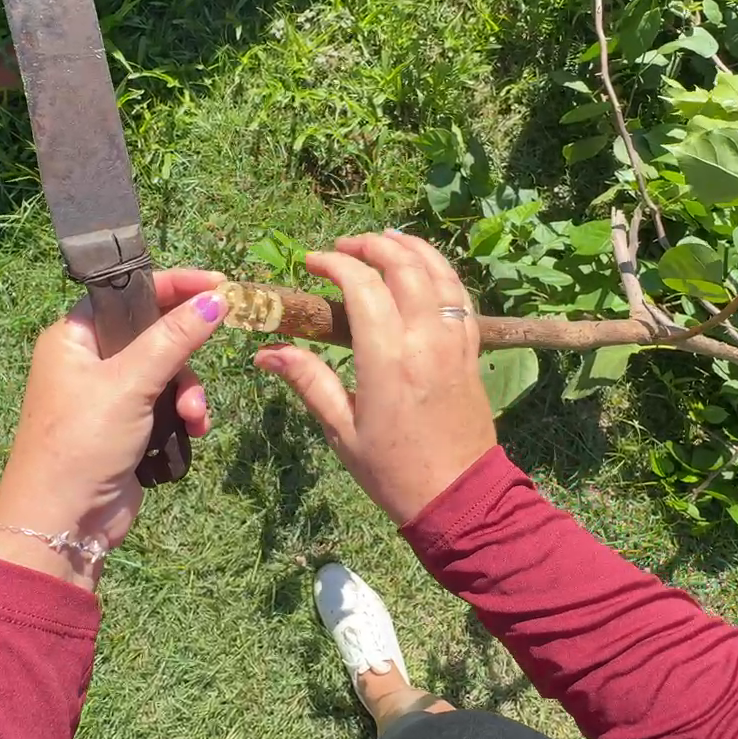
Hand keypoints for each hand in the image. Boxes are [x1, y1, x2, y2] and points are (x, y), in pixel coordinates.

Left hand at [0, 269, 227, 589]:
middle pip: (156, 333)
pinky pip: (168, 402)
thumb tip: (217, 298)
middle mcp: (90, 358)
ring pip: (168, 371)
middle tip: (216, 353)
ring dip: (188, 393)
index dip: (175, 285)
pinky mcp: (128, 424)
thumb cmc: (83, 442)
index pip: (130, 293)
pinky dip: (184, 413)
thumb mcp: (131, 383)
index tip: (219, 284)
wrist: (60, 526)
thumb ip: (175, 337)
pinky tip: (193, 432)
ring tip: (194, 419)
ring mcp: (109, 393)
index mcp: (75, 336)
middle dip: (186, 356)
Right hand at [252, 231, 495, 523]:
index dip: (335, 264)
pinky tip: (423, 268)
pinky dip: (440, 271)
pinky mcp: (471, 350)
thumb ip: (308, 380)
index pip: (362, 286)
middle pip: (403, 266)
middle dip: (371, 246)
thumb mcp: (341, 430)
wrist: (459, 498)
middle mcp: (425, 339)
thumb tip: (266, 352)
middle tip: (343, 248)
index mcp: (388, 359)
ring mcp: (454, 341)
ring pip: (438, 272)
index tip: (312, 263)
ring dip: (410, 248)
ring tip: (383, 241)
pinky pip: (459, 295)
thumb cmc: (393, 470)